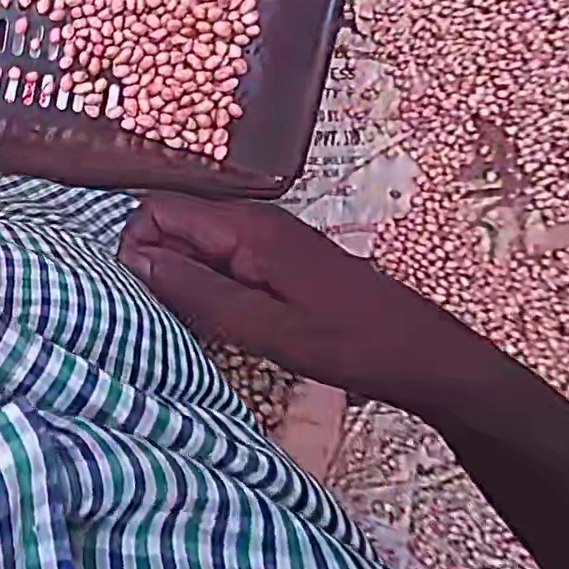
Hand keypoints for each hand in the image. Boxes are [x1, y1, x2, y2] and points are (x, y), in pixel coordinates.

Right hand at [118, 195, 511, 417]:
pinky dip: (205, 280)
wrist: (432, 358)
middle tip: (165, 312)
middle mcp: (249, 218)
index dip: (136, 244)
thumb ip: (197, 291)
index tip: (140, 289)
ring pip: (193, 240)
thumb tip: (136, 260)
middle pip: (173, 223)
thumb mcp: (268, 328)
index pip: (158, 210)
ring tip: (192, 318)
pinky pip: (217, 254)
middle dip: (157, 262)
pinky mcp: (273, 251)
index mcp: (245, 227)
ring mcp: (263, 233)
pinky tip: (219, 315)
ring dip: (180, 274)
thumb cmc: (352, 345)